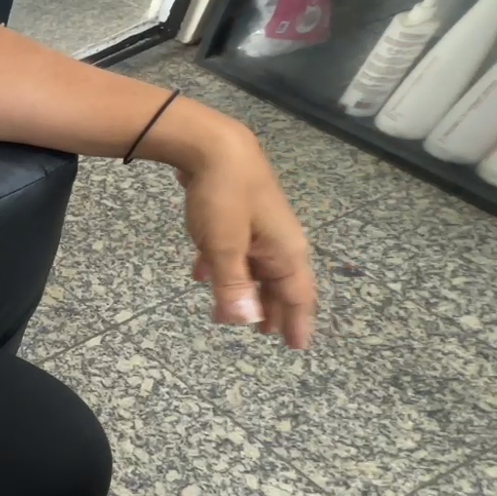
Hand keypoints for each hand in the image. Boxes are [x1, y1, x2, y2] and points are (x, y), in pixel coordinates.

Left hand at [175, 128, 315, 347]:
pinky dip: (219, 269)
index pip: (296, 295)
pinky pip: (230, 252)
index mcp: (283, 251)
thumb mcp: (223, 245)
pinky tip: (199, 277)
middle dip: (274, 310)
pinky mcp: (233, 219)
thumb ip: (232, 284)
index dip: (295, 321)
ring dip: (247, 292)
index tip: (297, 347)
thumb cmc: (222, 197)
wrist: (213, 149)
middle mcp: (276, 242)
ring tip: (239, 314)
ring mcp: (255, 229)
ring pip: (254, 269)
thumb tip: (245, 321)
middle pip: (278, 284)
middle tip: (269, 337)